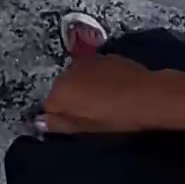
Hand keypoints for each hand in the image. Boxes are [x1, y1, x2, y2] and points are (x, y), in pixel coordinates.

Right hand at [41, 52, 155, 134]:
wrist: (146, 95)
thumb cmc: (114, 116)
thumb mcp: (85, 128)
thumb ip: (59, 124)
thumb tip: (38, 122)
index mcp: (60, 92)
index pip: (50, 107)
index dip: (63, 117)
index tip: (79, 122)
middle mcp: (69, 72)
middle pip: (62, 89)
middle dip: (72, 99)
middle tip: (90, 112)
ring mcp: (88, 61)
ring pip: (78, 77)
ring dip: (84, 86)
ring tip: (103, 99)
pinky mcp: (105, 56)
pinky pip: (93, 69)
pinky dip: (98, 77)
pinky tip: (113, 87)